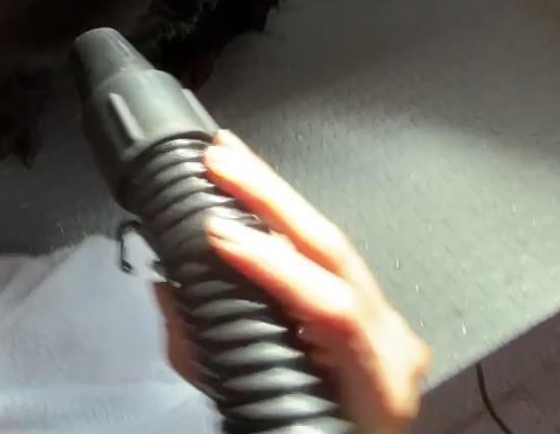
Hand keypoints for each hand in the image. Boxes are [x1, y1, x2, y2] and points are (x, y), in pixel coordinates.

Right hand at [157, 132, 429, 433]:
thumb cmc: (305, 431)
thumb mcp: (257, 411)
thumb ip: (208, 355)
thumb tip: (168, 289)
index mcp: (376, 383)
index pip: (333, 309)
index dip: (275, 265)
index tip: (216, 233)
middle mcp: (391, 342)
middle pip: (333, 251)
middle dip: (268, 199)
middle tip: (217, 161)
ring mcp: (384, 316)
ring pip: (327, 237)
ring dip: (269, 190)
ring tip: (226, 153)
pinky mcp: (366, 298)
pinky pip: (320, 246)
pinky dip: (280, 209)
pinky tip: (252, 181)